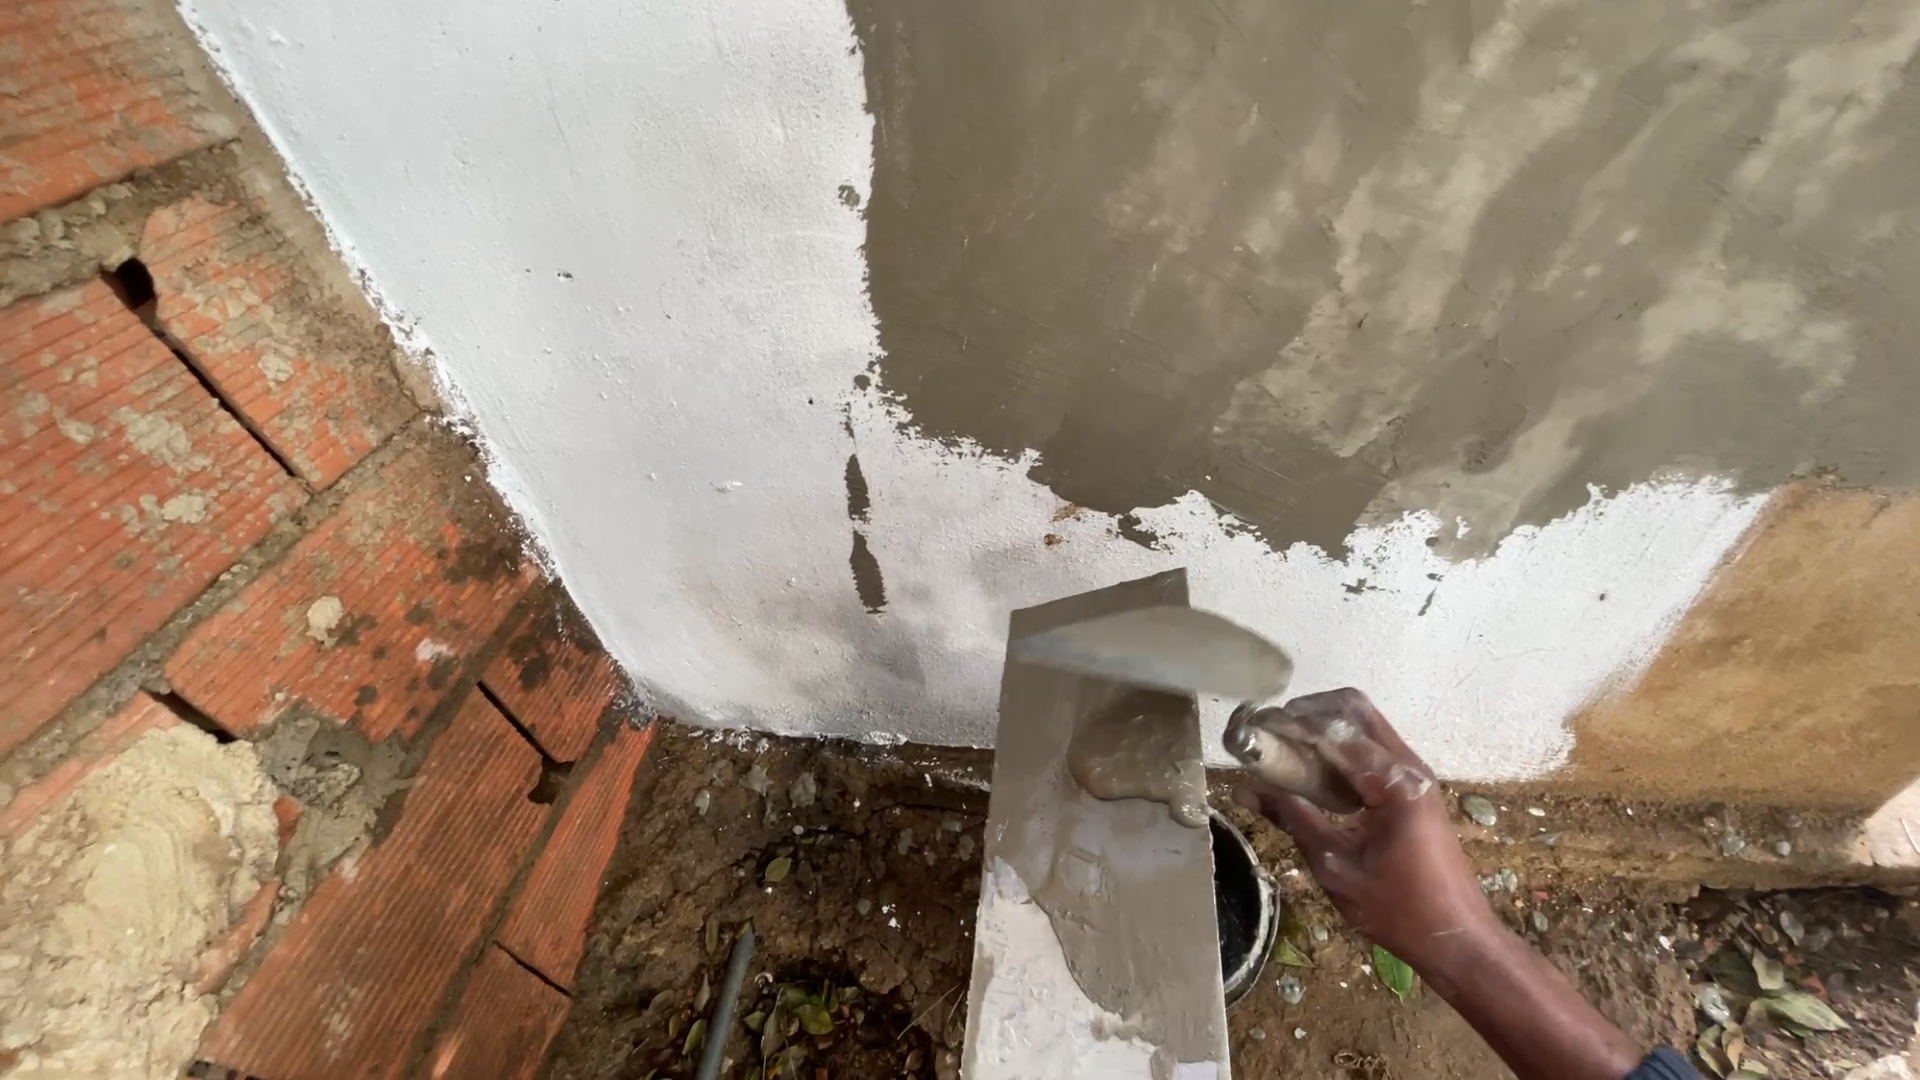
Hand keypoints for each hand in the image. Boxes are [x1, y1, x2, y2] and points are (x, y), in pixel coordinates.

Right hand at [1235, 688, 1497, 975]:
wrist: (1460, 941)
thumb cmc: (1398, 909)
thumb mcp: (1334, 866)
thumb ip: (1291, 818)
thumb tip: (1242, 790)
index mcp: (1394, 784)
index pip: (1334, 730)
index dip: (1289, 725)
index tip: (1253, 731)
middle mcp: (1408, 766)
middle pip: (1353, 707)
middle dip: (1305, 711)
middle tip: (1269, 733)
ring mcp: (1413, 772)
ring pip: (1362, 719)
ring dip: (1320, 723)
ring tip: (1283, 746)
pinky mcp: (1410, 783)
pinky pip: (1368, 742)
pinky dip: (1335, 741)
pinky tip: (1310, 766)